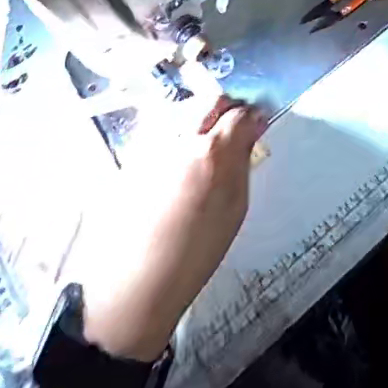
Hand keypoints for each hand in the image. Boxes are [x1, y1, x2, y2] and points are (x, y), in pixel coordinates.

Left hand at [74, 86, 266, 360]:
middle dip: (228, 108)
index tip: (257, 125)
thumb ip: (243, 161)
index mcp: (212, 153)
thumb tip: (251, 132)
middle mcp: (179, 138)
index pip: (240, 114)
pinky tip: (181, 158)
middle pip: (210, 101)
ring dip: (200, 117)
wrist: (132, 285)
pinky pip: (161, 127)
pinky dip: (177, 132)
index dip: (253, 118)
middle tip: (236, 128)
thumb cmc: (189, 255)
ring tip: (207, 144)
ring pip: (183, 109)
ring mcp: (151, 144)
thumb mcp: (234, 208)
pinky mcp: (131, 156)